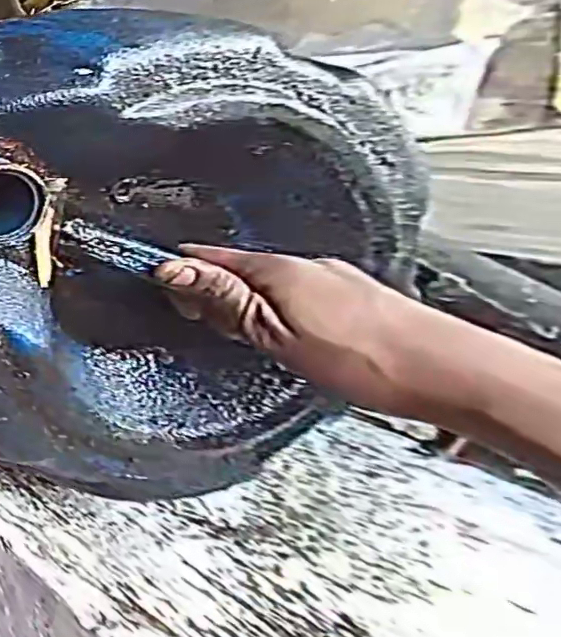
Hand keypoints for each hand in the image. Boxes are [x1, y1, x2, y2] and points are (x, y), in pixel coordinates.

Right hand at [153, 245, 449, 417]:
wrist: (466, 379)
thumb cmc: (368, 360)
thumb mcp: (272, 331)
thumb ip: (220, 297)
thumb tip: (170, 267)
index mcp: (275, 269)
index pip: (202, 257)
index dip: (177, 275)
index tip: (172, 300)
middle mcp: (304, 265)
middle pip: (233, 270)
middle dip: (216, 296)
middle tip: (224, 330)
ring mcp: (334, 278)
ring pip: (268, 284)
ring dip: (251, 305)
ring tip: (263, 340)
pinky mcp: (357, 296)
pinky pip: (298, 293)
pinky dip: (282, 310)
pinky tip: (296, 338)